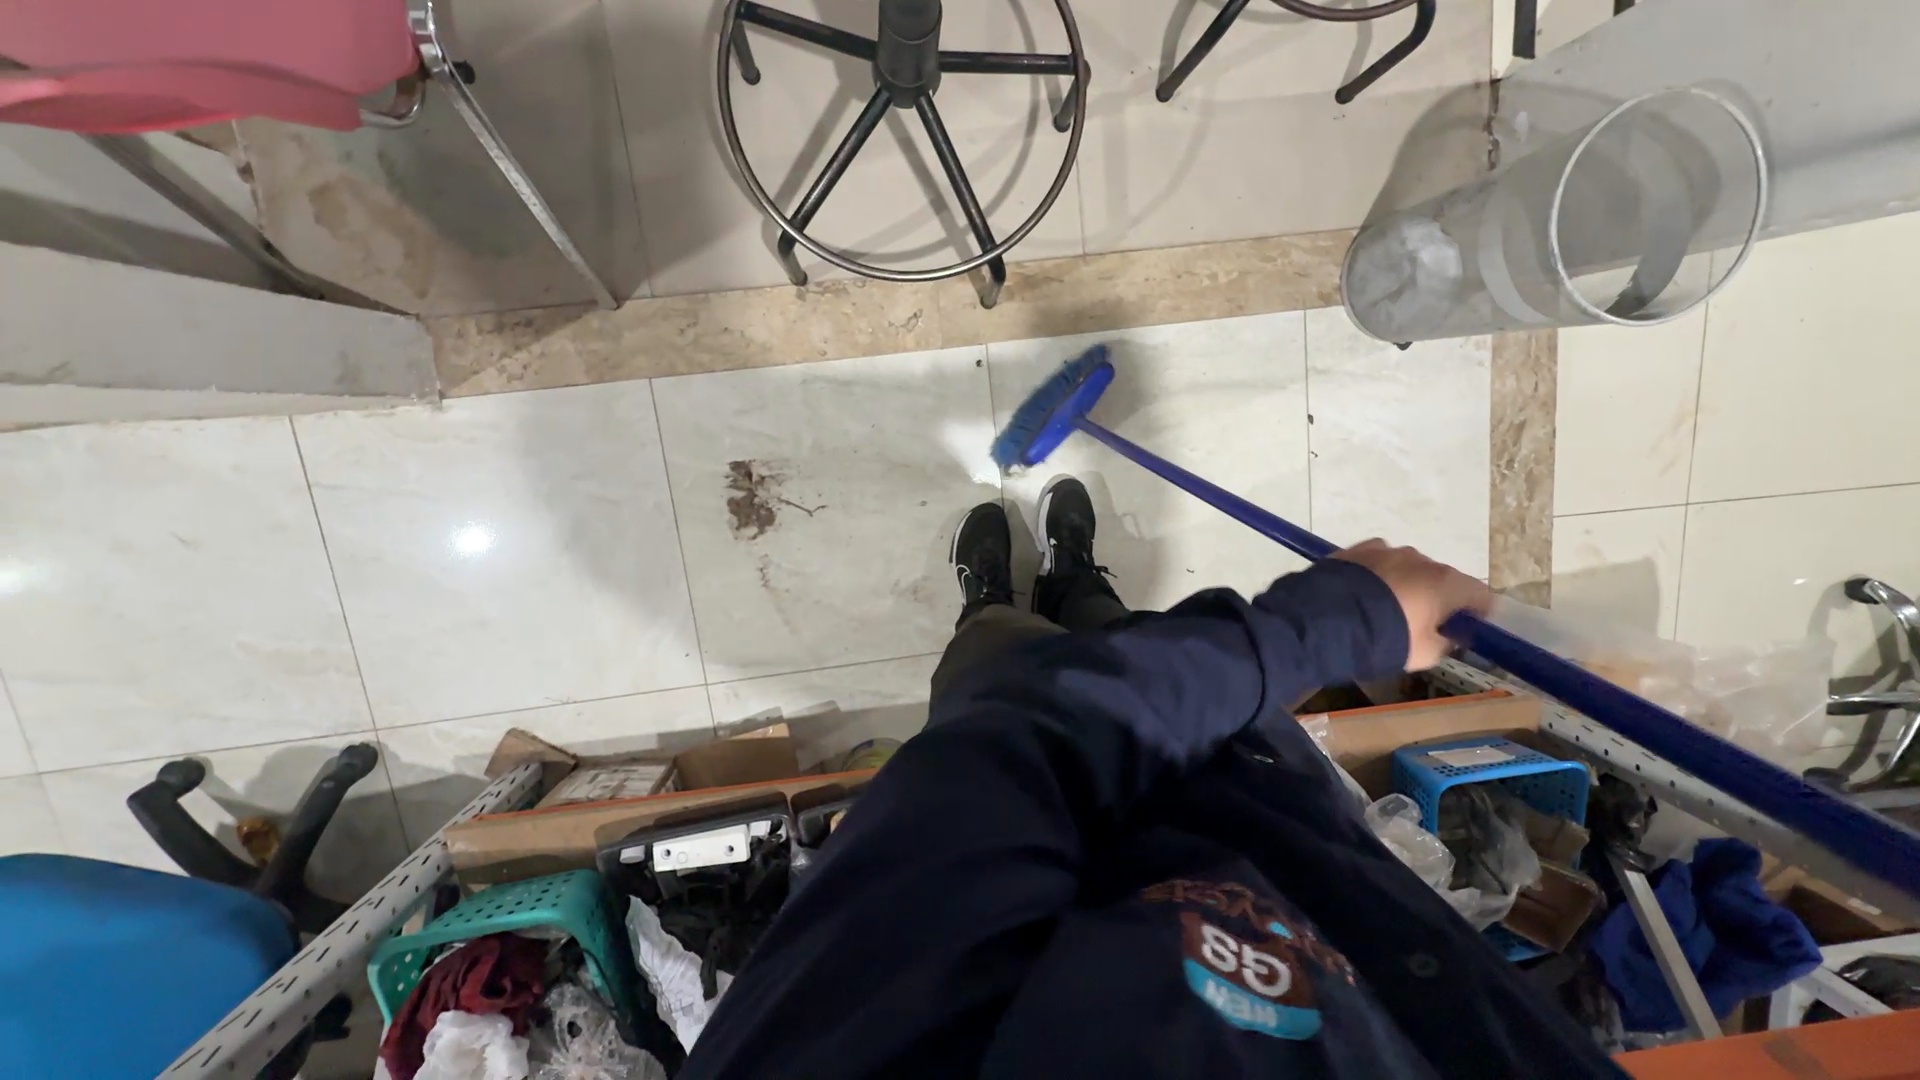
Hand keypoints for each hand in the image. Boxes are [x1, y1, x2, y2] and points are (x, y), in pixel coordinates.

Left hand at [1331, 539, 1489, 670]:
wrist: (1323, 619)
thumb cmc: (1383, 639)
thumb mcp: (1423, 654)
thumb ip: (1443, 642)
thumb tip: (1446, 636)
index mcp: (1445, 582)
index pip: (1478, 594)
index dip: (1477, 612)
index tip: (1468, 627)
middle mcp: (1420, 559)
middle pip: (1440, 578)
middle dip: (1436, 597)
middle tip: (1422, 621)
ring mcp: (1385, 550)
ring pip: (1406, 567)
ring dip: (1404, 583)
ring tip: (1385, 607)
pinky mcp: (1355, 549)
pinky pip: (1376, 562)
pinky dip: (1376, 574)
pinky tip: (1362, 593)